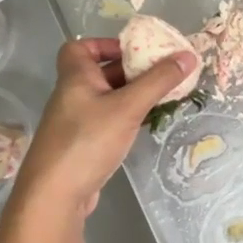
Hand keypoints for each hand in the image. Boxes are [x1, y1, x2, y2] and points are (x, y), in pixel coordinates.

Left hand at [12, 38, 198, 215]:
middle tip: (161, 71)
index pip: (79, 47)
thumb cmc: (87, 142)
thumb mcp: (129, 107)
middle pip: (100, 71)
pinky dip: (127, 116)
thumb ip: (159, 80)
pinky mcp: (81, 145)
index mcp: (75, 79)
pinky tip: (146, 122)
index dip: (105, 43)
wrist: (53, 199)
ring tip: (163, 95)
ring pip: (107, 97)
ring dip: (133, 93)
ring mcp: (74, 123)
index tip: (134, 50)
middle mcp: (71, 96)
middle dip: (131, 69)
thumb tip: (189, 55)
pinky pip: (107, 119)